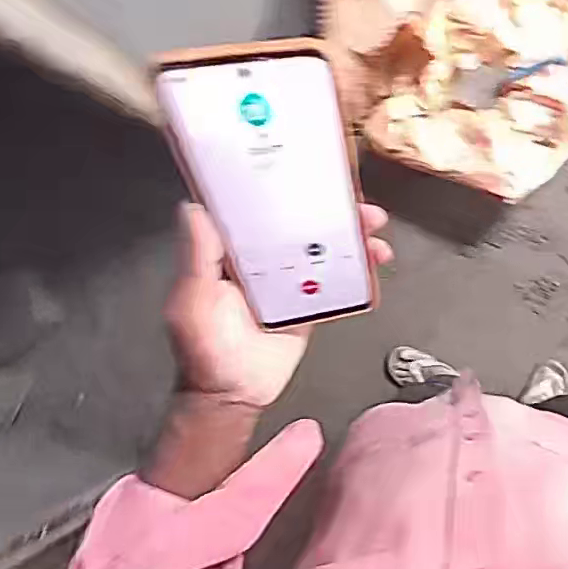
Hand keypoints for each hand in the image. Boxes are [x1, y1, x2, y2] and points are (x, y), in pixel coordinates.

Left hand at [166, 202, 392, 409]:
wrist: (233, 394)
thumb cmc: (205, 348)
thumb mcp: (193, 299)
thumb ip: (198, 256)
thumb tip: (192, 207)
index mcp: (234, 253)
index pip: (260, 211)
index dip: (284, 190)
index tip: (308, 174)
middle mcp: (264, 262)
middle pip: (302, 225)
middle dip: (331, 210)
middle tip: (356, 201)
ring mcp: (290, 283)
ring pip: (324, 249)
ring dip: (352, 235)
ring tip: (374, 228)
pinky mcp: (310, 305)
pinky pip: (337, 282)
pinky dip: (358, 270)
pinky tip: (375, 261)